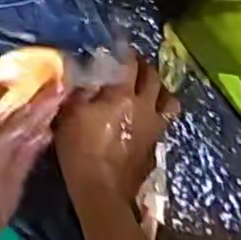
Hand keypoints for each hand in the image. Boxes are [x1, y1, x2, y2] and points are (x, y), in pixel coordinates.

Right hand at [55, 52, 179, 202]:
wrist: (101, 194)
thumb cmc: (82, 149)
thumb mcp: (71, 112)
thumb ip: (80, 88)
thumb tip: (83, 69)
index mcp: (124, 94)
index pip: (131, 62)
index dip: (126, 51)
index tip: (119, 45)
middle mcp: (145, 107)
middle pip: (155, 78)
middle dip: (145, 67)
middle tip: (134, 64)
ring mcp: (154, 130)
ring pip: (169, 101)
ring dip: (161, 91)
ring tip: (149, 90)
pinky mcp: (156, 150)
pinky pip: (164, 124)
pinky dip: (157, 116)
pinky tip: (145, 119)